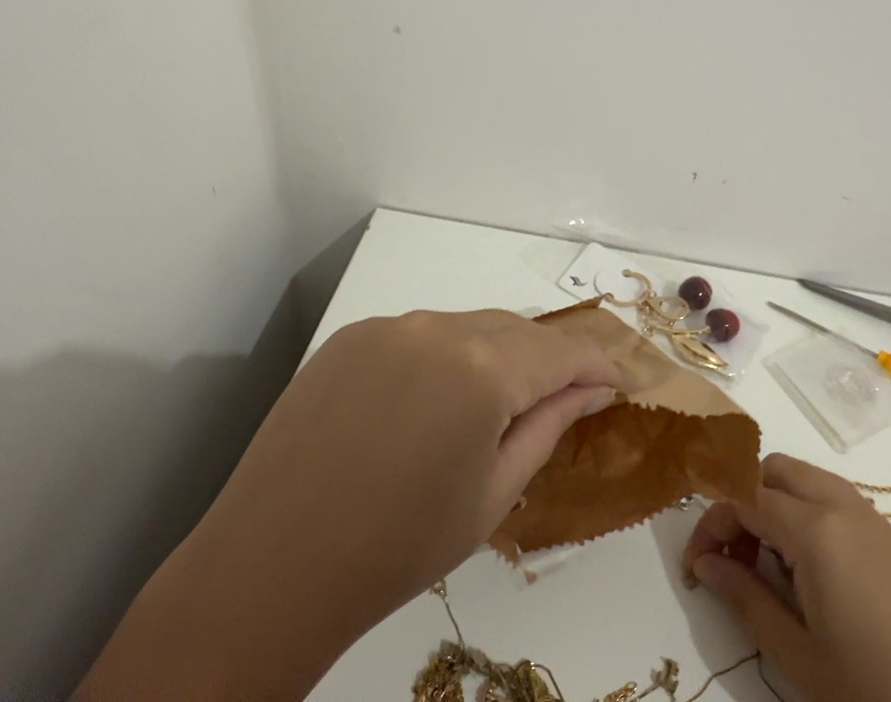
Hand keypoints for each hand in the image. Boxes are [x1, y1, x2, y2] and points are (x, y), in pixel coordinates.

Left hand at [77, 309, 622, 700]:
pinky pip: (420, 335)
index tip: (617, 384)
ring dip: (500, 354)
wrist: (273, 563)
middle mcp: (435, 329)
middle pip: (517, 330)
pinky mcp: (348, 339)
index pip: (561, 351)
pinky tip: (442, 399)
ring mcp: (385, 328)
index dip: (596, 365)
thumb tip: (591, 389)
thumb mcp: (493, 492)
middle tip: (571, 395)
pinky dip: (449, 356)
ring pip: (468, 327)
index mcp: (482, 369)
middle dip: (550, 358)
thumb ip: (548, 425)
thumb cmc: (400, 546)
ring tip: (506, 401)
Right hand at [683, 454, 890, 701]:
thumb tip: (706, 565)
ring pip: (808, 481)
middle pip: (775, 470)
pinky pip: (837, 503)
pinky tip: (808, 575)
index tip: (695, 569)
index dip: (709, 525)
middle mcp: (845, 508)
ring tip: (766, 567)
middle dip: (741, 500)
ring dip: (774, 505)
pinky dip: (806, 516)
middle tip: (731, 558)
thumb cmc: (875, 689)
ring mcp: (877, 521)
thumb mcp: (798, 654)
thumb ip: (745, 599)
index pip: (742, 497)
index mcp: (817, 530)